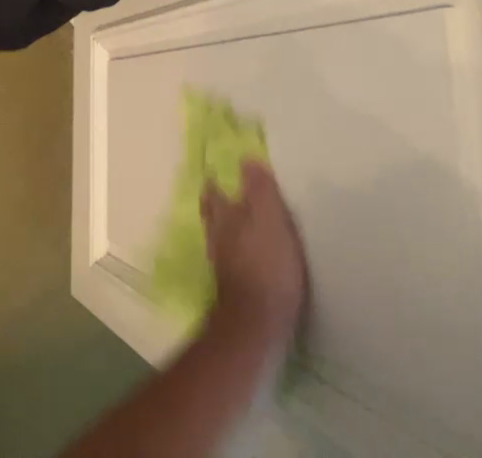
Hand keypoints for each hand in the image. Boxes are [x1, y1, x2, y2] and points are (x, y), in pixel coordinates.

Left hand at [201, 160, 306, 344]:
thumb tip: (247, 158)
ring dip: (225, 228)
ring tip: (236, 223)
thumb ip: (260, 190)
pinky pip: (232, 260)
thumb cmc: (267, 266)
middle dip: (215, 204)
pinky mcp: (234, 287)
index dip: (214, 183)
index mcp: (226, 218)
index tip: (215, 174)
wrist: (257, 323)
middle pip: (212, 216)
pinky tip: (248, 256)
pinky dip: (237, 252)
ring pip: (220, 238)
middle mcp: (218, 238)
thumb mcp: (269, 220)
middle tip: (219, 192)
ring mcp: (223, 265)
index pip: (214, 194)